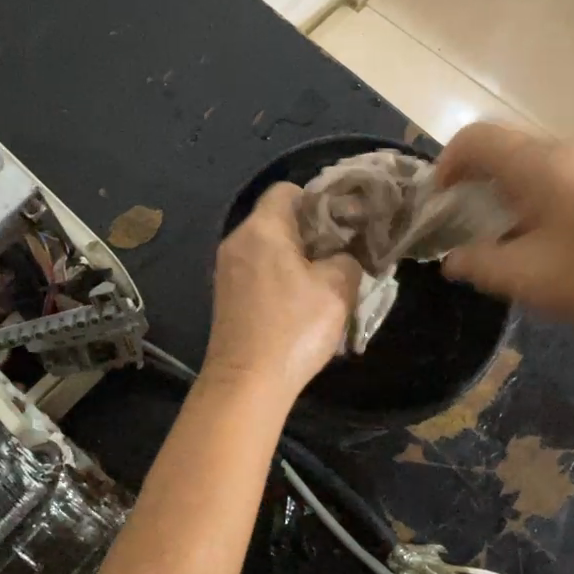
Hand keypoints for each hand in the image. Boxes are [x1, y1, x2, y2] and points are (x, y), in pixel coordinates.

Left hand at [204, 183, 363, 397]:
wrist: (247, 382)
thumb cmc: (294, 328)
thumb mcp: (338, 288)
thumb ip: (348, 258)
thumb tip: (345, 255)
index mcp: (261, 228)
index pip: (287, 190)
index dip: (319, 200)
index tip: (344, 223)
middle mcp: (237, 241)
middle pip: (277, 219)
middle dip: (311, 232)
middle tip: (342, 252)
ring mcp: (226, 270)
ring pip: (267, 247)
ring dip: (296, 258)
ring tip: (326, 280)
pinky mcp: (225, 296)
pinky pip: (257, 271)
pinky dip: (279, 277)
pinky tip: (301, 303)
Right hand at [436, 123, 573, 339]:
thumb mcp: (527, 279)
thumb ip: (478, 264)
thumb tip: (452, 258)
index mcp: (538, 165)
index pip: (475, 138)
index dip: (446, 164)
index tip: (439, 203)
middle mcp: (570, 151)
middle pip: (507, 150)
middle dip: (478, 183)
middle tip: (470, 226)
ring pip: (541, 166)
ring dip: (513, 194)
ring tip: (514, 241)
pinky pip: (571, 179)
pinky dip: (546, 200)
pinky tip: (561, 245)